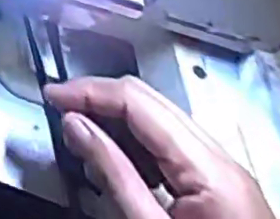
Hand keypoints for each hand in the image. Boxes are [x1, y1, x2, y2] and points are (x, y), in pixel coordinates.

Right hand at [43, 76, 275, 218]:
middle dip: (101, 98)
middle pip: (150, 100)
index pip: (137, 100)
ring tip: (82, 136)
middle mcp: (221, 158)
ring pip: (160, 118)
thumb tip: (76, 124)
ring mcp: (226, 172)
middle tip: (62, 110)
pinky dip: (139, 143)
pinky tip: (117, 160)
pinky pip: (173, 146)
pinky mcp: (223, 188)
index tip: (53, 96)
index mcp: (209, 168)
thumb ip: (114, 175)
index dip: (90, 91)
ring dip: (118, 119)